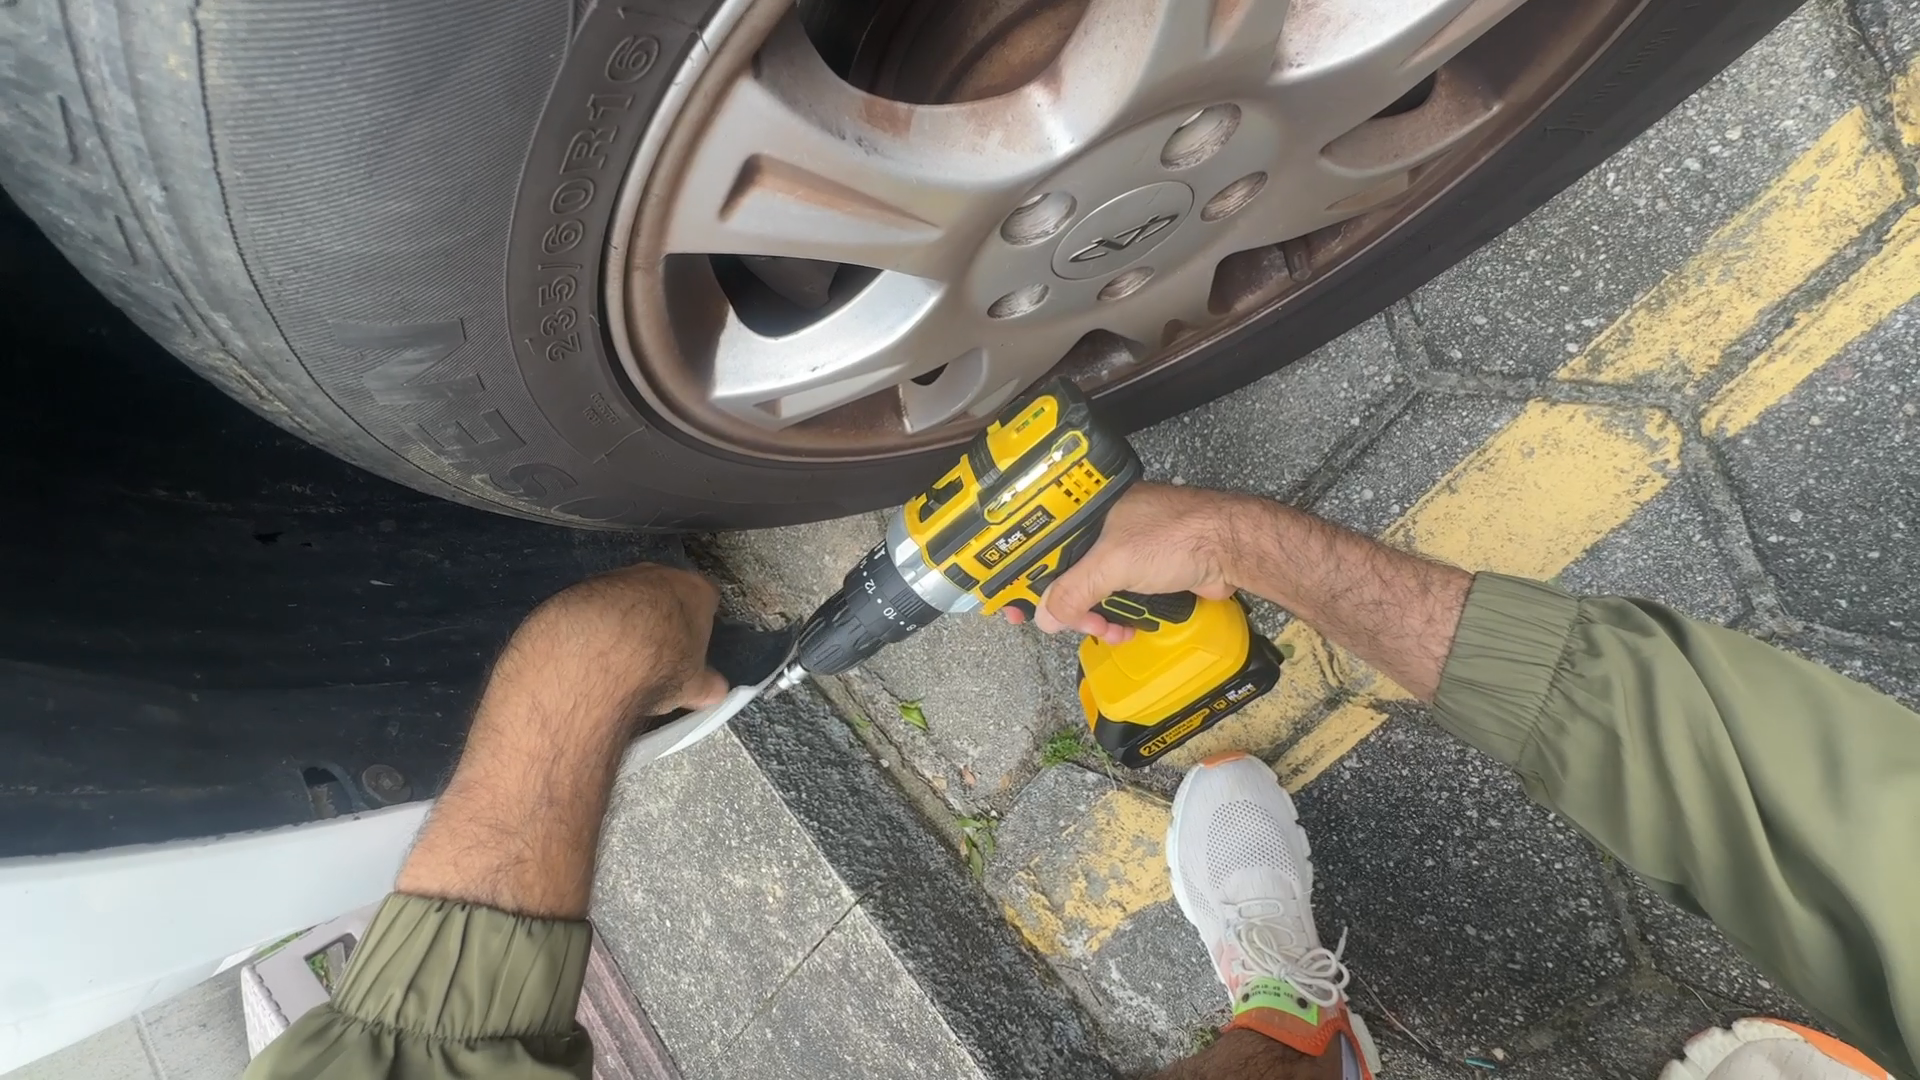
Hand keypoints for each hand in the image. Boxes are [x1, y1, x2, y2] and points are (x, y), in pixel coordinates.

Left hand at [495, 562, 728, 724]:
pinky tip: (591, 657)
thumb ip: (707, 684)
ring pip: (627, 600)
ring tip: (617, 662)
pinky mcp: (580, 589)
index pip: (706, 601)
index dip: (698, 627)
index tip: (689, 650)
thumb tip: (714, 691)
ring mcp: (618, 578)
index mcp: (697, 590)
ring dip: (625, 624)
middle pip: (665, 595)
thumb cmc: (659, 665)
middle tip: (654, 657)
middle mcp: (660, 574)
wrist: (594, 656)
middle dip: (661, 621)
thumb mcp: (695, 686)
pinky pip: (595, 609)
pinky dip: (595, 628)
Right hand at [1008, 483, 1248, 642]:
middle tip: (1067, 626)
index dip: (1023, 577)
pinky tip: (1125, 629)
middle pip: (1063, 574)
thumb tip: (1046, 618)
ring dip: (1093, 617)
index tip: (1013, 604)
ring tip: (1105, 631)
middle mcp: (1099, 529)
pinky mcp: (1142, 569)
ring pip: (1089, 590)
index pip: (1040, 547)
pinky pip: (1115, 597)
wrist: (1229, 548)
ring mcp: (1121, 550)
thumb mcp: (1111, 565)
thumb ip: (1073, 593)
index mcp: (1085, 515)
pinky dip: (1115, 616)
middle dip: (1064, 605)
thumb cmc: (1174, 537)